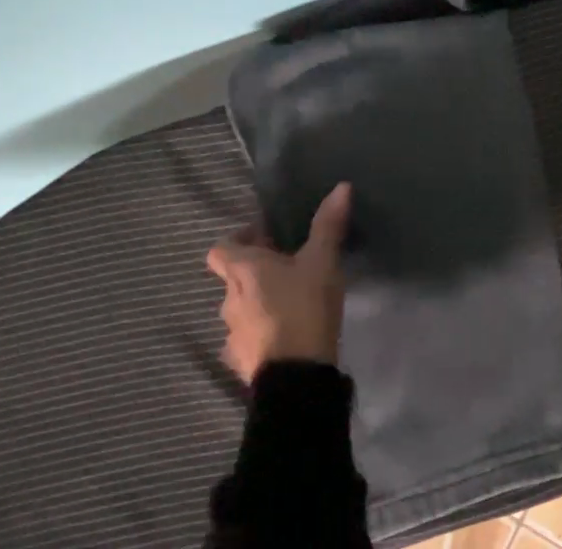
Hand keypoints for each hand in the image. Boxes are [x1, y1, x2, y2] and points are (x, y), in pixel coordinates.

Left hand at [206, 182, 351, 382]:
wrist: (295, 375)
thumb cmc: (304, 307)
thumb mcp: (323, 261)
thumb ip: (328, 225)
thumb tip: (340, 186)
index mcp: (243, 270)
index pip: (221, 248)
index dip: (239, 240)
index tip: (266, 238)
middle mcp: (229, 299)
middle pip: (235, 278)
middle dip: (258, 272)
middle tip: (292, 268)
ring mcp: (233, 333)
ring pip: (243, 308)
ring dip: (261, 303)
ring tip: (294, 303)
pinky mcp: (243, 360)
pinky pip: (250, 338)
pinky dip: (264, 333)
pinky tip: (288, 335)